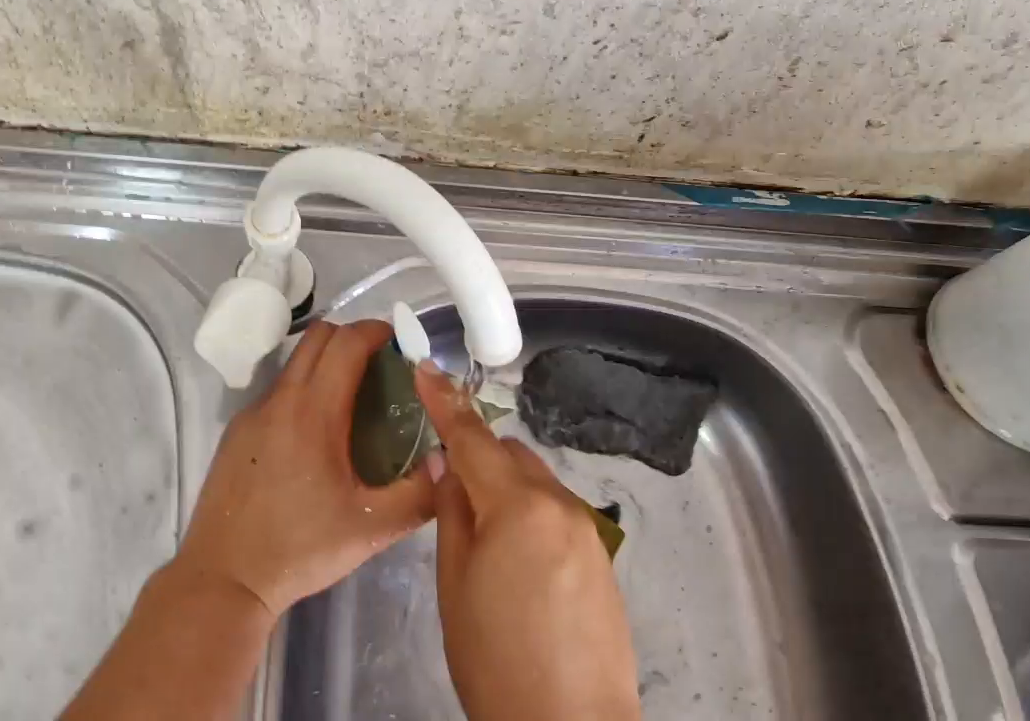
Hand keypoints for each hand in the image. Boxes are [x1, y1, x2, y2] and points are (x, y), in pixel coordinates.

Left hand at [171, 319, 436, 616]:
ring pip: (294, 365)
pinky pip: (277, 393)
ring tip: (353, 399)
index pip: (346, 343)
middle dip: (352, 338)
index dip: (376, 331)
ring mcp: (252, 414)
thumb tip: (447, 463)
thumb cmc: (300, 550)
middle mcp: (279, 400)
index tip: (399, 342)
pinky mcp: (236, 433)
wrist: (223, 577)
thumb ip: (419, 495)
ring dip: (326, 364)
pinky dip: (303, 391)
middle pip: (317, 338)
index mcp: (313, 412)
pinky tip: (316, 435)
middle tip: (381, 365)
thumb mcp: (372, 529)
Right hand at [414, 361, 640, 720]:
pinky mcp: (602, 557)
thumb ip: (452, 512)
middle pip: (511, 455)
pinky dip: (529, 513)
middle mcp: (560, 504)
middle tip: (446, 481)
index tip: (427, 370)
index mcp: (518, 506)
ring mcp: (588, 530)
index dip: (446, 402)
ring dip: (505, 486)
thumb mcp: (455, 583)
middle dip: (478, 455)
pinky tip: (516, 560)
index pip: (473, 438)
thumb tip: (445, 464)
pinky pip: (556, 512)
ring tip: (480, 531)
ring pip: (535, 482)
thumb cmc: (496, 658)